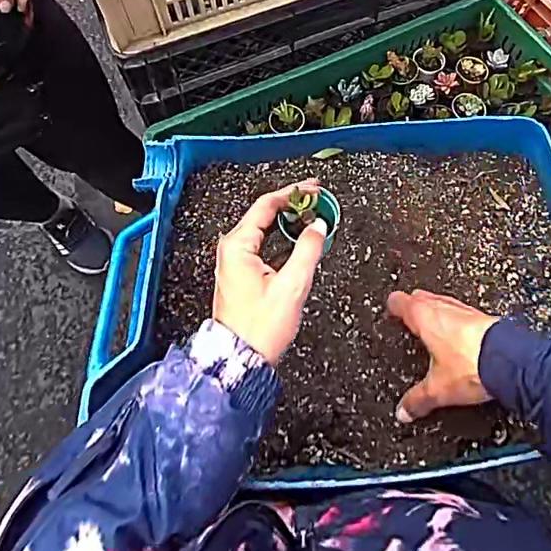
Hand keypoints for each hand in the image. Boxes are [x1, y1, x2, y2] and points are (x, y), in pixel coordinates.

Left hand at [213, 181, 328, 363]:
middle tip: (316, 199)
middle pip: (264, 212)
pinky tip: (298, 237)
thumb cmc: (259, 329)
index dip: (293, 193)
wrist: (239, 361)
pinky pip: (262, 241)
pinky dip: (282, 234)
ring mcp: (234, 260)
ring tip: (311, 215)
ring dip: (288, 219)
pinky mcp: (240, 271)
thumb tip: (319, 226)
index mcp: (238, 246)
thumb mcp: (291, 286)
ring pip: (264, 227)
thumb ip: (308, 250)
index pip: (266, 204)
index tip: (314, 190)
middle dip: (292, 203)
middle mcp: (232, 249)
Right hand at [387, 290, 499, 422]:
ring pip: (442, 303)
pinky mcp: (481, 317)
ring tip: (431, 319)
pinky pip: (460, 312)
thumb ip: (418, 400)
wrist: (508, 359)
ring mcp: (464, 310)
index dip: (394, 304)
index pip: (402, 302)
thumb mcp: (437, 389)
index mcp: (425, 317)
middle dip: (414, 303)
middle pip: (422, 298)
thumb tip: (404, 410)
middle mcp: (443, 308)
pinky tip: (457, 331)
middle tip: (407, 310)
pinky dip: (454, 318)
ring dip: (435, 308)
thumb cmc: (471, 364)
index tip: (390, 306)